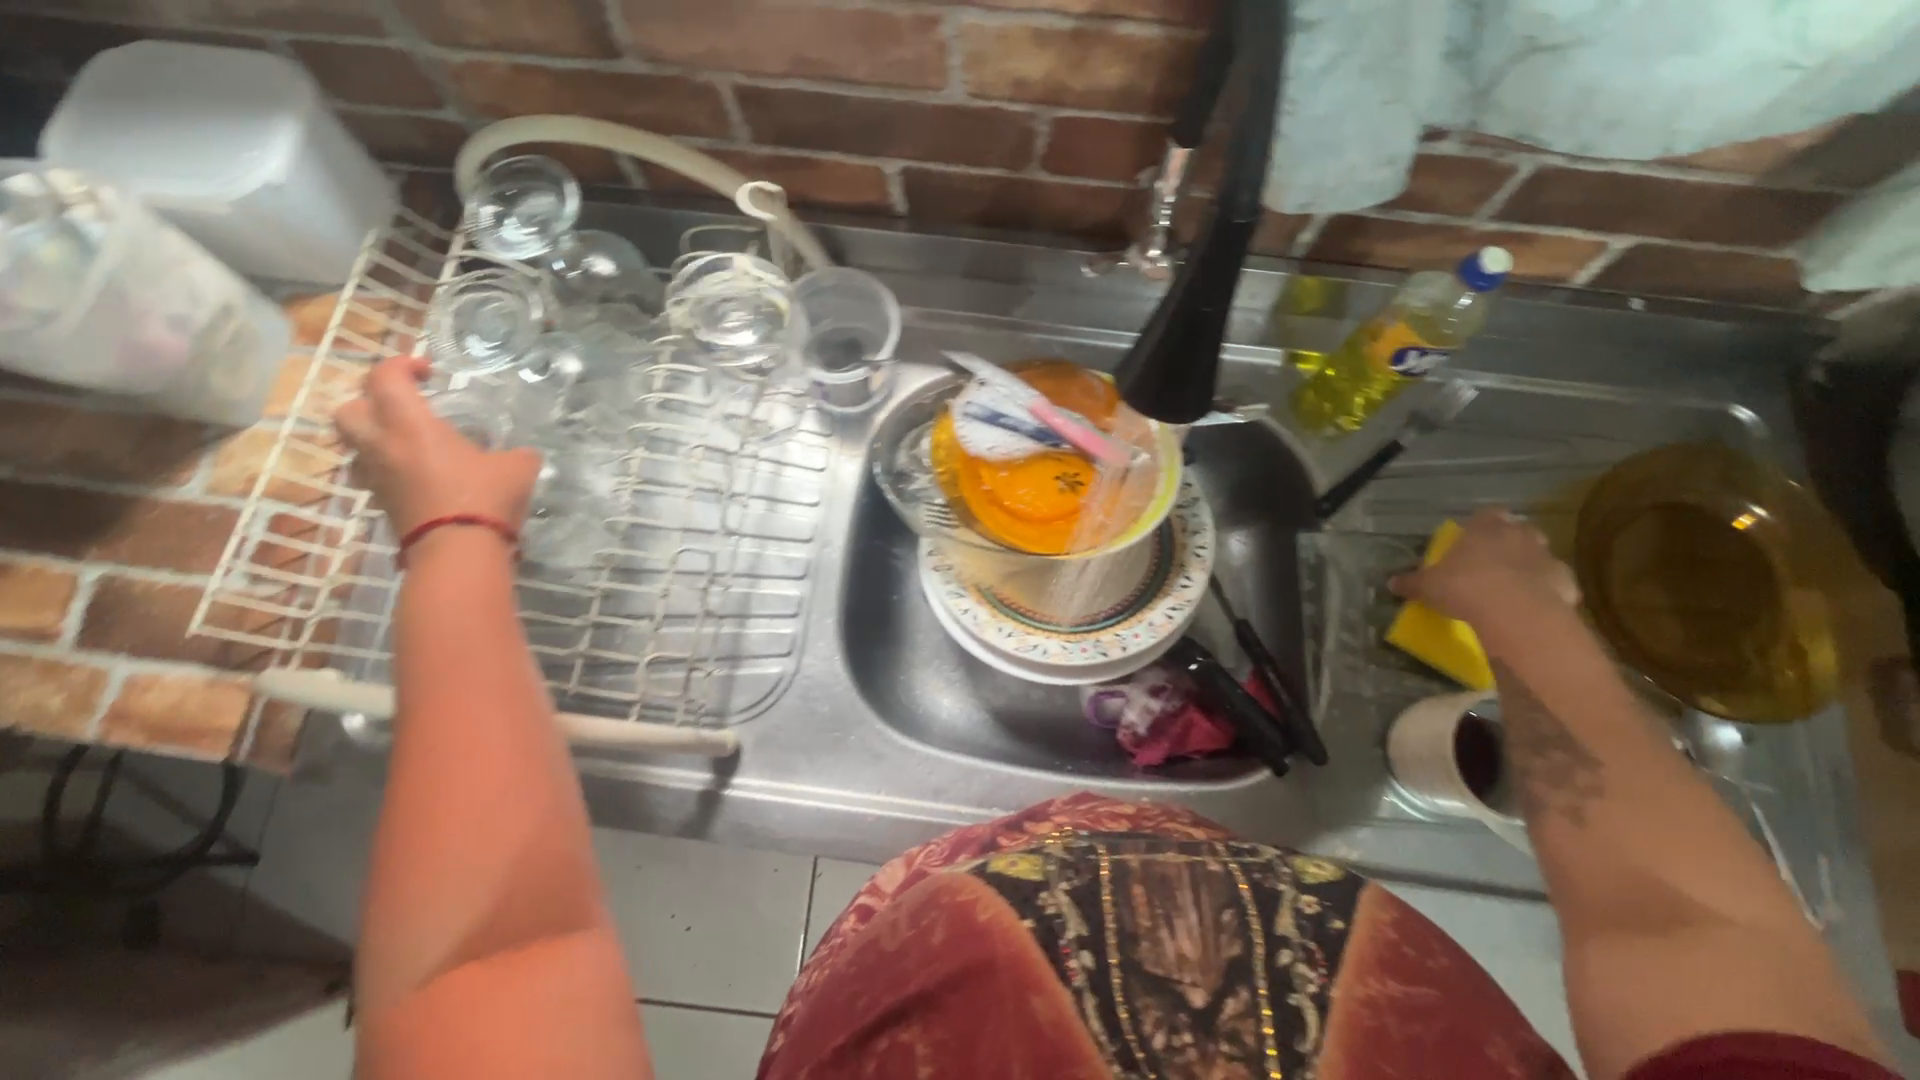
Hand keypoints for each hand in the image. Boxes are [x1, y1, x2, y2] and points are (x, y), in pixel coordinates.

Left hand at [333, 356, 541, 535]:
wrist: (459, 551)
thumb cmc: (484, 497)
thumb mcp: (518, 467)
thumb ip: (516, 454)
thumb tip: (522, 455)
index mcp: (410, 424)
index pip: (384, 377)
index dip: (401, 365)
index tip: (428, 372)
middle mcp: (382, 445)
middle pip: (348, 408)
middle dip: (369, 400)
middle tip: (403, 406)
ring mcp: (377, 477)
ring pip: (356, 445)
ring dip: (376, 436)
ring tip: (411, 442)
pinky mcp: (382, 504)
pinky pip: (375, 474)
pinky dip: (390, 467)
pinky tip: (420, 474)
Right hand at [1390, 507, 1579, 625]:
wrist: (1514, 611)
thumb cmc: (1464, 586)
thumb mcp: (1428, 586)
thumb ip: (1412, 582)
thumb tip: (1391, 582)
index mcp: (1486, 527)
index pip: (1488, 514)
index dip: (1481, 525)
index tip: (1473, 540)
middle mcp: (1520, 534)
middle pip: (1519, 530)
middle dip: (1509, 543)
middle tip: (1493, 563)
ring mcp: (1547, 557)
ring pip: (1540, 556)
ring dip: (1529, 567)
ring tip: (1513, 588)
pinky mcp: (1567, 582)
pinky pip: (1555, 583)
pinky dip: (1547, 592)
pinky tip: (1532, 608)